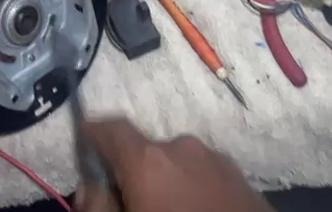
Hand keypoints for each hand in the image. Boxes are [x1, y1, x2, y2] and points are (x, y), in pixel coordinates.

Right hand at [79, 118, 270, 211]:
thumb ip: (98, 208)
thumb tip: (90, 186)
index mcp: (148, 160)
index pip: (110, 128)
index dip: (93, 134)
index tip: (83, 143)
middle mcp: (183, 149)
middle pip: (146, 152)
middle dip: (134, 174)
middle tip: (130, 203)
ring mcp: (220, 164)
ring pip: (180, 167)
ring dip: (169, 186)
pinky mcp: (248, 186)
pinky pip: (209, 182)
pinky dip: (197, 196)